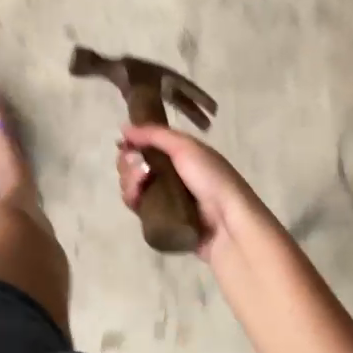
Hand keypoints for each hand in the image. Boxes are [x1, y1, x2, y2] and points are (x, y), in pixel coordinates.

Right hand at [116, 125, 264, 259]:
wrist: (229, 225)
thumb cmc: (211, 180)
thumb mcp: (186, 147)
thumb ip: (155, 134)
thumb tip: (124, 127)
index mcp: (181, 155)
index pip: (147, 146)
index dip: (133, 145)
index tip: (124, 145)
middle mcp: (172, 175)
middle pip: (136, 166)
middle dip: (129, 165)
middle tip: (139, 170)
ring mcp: (166, 199)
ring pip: (134, 186)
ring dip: (129, 182)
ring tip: (139, 187)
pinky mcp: (161, 220)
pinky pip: (139, 207)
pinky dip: (133, 200)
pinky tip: (136, 199)